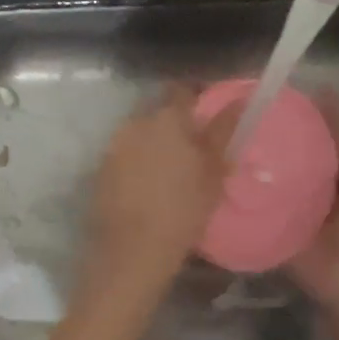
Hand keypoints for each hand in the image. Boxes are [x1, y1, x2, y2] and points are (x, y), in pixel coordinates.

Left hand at [87, 85, 241, 275]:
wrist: (133, 248)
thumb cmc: (183, 209)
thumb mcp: (213, 172)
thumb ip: (222, 132)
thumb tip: (238, 100)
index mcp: (167, 118)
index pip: (181, 91)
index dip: (194, 100)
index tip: (205, 119)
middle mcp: (135, 123)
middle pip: (158, 113)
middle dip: (173, 126)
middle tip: (190, 153)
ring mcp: (114, 145)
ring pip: (140, 135)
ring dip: (153, 145)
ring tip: (168, 174)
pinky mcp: (100, 168)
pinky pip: (124, 155)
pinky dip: (136, 164)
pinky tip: (146, 188)